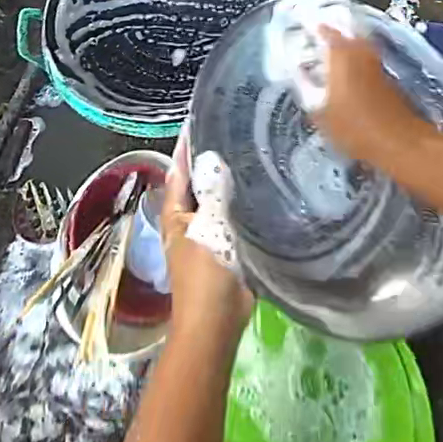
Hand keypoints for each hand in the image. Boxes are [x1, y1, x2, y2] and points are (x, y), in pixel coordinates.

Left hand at [160, 132, 251, 346]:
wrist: (217, 324)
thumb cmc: (206, 276)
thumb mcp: (209, 229)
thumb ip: (214, 193)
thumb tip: (216, 158)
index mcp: (175, 213)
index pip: (180, 169)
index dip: (188, 145)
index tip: (202, 117)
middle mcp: (189, 220)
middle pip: (201, 182)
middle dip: (214, 159)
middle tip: (239, 128)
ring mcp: (209, 234)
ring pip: (221, 199)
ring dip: (233, 180)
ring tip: (256, 151)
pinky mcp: (230, 247)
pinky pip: (238, 216)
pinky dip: (247, 202)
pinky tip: (267, 189)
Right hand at [312, 26, 431, 165]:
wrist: (401, 142)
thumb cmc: (356, 128)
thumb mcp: (321, 116)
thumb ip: (309, 95)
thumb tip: (303, 82)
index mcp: (342, 57)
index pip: (328, 34)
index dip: (319, 30)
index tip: (311, 28)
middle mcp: (362, 55)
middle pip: (349, 37)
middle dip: (337, 37)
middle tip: (324, 41)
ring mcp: (378, 68)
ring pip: (362, 50)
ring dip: (351, 50)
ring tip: (336, 60)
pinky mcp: (391, 81)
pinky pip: (370, 65)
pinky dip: (361, 66)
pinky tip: (352, 80)